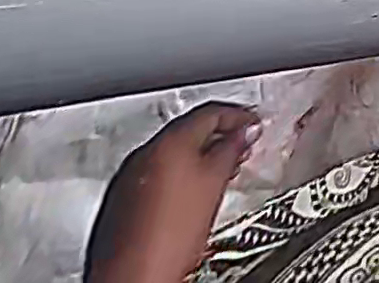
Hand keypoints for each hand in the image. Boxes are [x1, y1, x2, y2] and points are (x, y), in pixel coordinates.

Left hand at [87, 103, 259, 282]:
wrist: (133, 281)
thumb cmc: (169, 238)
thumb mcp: (214, 185)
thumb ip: (232, 150)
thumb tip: (246, 132)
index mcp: (170, 141)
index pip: (211, 112)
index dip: (238, 117)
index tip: (253, 124)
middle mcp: (147, 152)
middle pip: (192, 130)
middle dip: (220, 136)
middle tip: (243, 145)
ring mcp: (132, 175)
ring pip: (176, 153)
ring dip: (202, 157)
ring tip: (225, 170)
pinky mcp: (125, 199)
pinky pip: (160, 173)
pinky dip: (182, 176)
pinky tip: (195, 193)